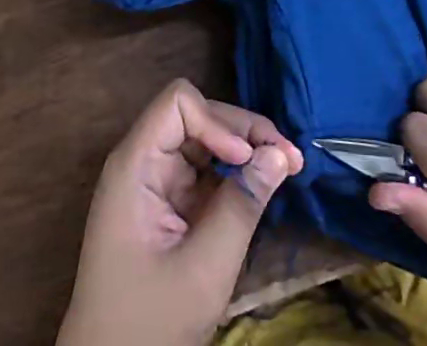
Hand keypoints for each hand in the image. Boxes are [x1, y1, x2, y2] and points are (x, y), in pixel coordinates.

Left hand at [57, 79, 304, 345]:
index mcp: (135, 165)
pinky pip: (208, 169)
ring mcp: (157, 181)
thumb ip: (242, 205)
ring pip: (207, 138)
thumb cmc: (149, 322)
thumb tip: (281, 152)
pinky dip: (238, 172)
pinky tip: (265, 184)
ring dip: (247, 148)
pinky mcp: (171, 202)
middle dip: (244, 131)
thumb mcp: (204, 268)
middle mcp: (144, 162)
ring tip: (287, 166)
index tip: (246, 160)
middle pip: (197, 116)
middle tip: (291, 158)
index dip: (217, 121)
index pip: (179, 104)